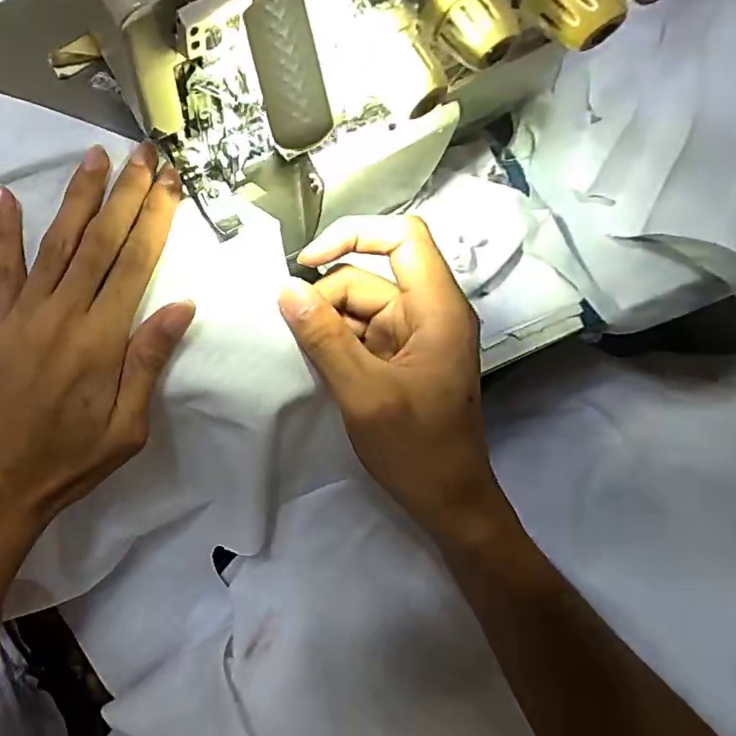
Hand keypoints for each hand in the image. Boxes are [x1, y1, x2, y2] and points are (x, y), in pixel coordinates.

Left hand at [0, 144, 193, 584]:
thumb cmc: (69, 463)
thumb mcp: (126, 429)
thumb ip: (148, 362)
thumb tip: (180, 305)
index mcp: (99, 340)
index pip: (134, 263)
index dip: (154, 219)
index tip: (169, 183)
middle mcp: (61, 314)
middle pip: (99, 241)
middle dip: (124, 193)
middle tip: (143, 153)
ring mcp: (23, 314)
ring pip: (56, 243)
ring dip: (77, 197)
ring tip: (95, 157)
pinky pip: (2, 269)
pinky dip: (4, 231)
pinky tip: (3, 196)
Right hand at [278, 215, 502, 534]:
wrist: (448, 500)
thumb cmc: (416, 449)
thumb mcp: (363, 392)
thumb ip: (324, 338)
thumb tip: (286, 290)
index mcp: (437, 309)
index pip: (402, 238)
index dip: (354, 236)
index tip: (307, 262)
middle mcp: (428, 313)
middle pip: (369, 276)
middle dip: (326, 298)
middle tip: (294, 333)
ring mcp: (413, 337)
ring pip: (359, 306)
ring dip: (326, 323)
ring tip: (302, 353)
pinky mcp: (399, 359)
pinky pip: (361, 332)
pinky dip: (335, 341)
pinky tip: (315, 362)